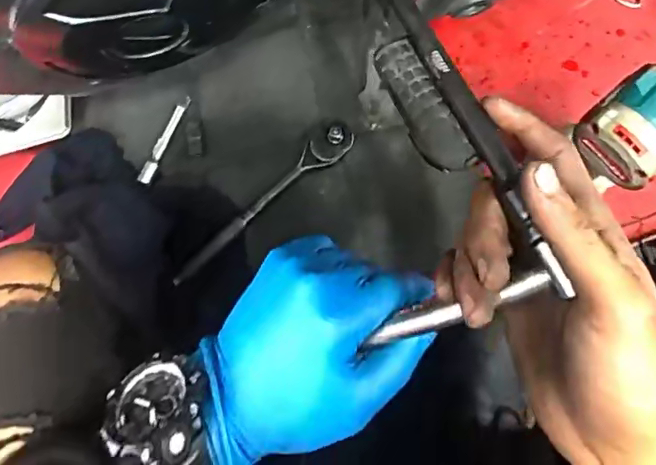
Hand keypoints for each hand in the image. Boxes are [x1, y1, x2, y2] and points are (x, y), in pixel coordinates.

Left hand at [197, 236, 434, 464]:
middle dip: (378, 295)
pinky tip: (319, 295)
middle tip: (367, 327)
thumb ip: (401, 360)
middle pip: (371, 271)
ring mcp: (294, 262)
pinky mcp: (278, 256)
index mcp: (338, 314)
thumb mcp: (358, 402)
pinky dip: (328, 266)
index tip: (422, 297)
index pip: (393, 285)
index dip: (412, 291)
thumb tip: (426, 325)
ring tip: (338, 314)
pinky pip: (322, 248)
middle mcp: (317, 277)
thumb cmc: (296, 406)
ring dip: (353, 280)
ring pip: (348, 258)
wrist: (229, 394)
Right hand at [437, 97, 655, 464]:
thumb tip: (535, 171)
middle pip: (501, 194)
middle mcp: (555, 236)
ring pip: (479, 228)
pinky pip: (465, 265)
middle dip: (484, 226)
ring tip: (481, 304)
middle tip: (491, 273)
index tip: (490, 107)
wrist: (612, 448)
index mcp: (590, 227)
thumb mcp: (612, 301)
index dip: (525, 127)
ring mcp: (528, 264)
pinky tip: (460, 304)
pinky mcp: (506, 294)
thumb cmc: (630, 372)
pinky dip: (455, 277)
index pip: (556, 158)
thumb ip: (574, 235)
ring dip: (470, 260)